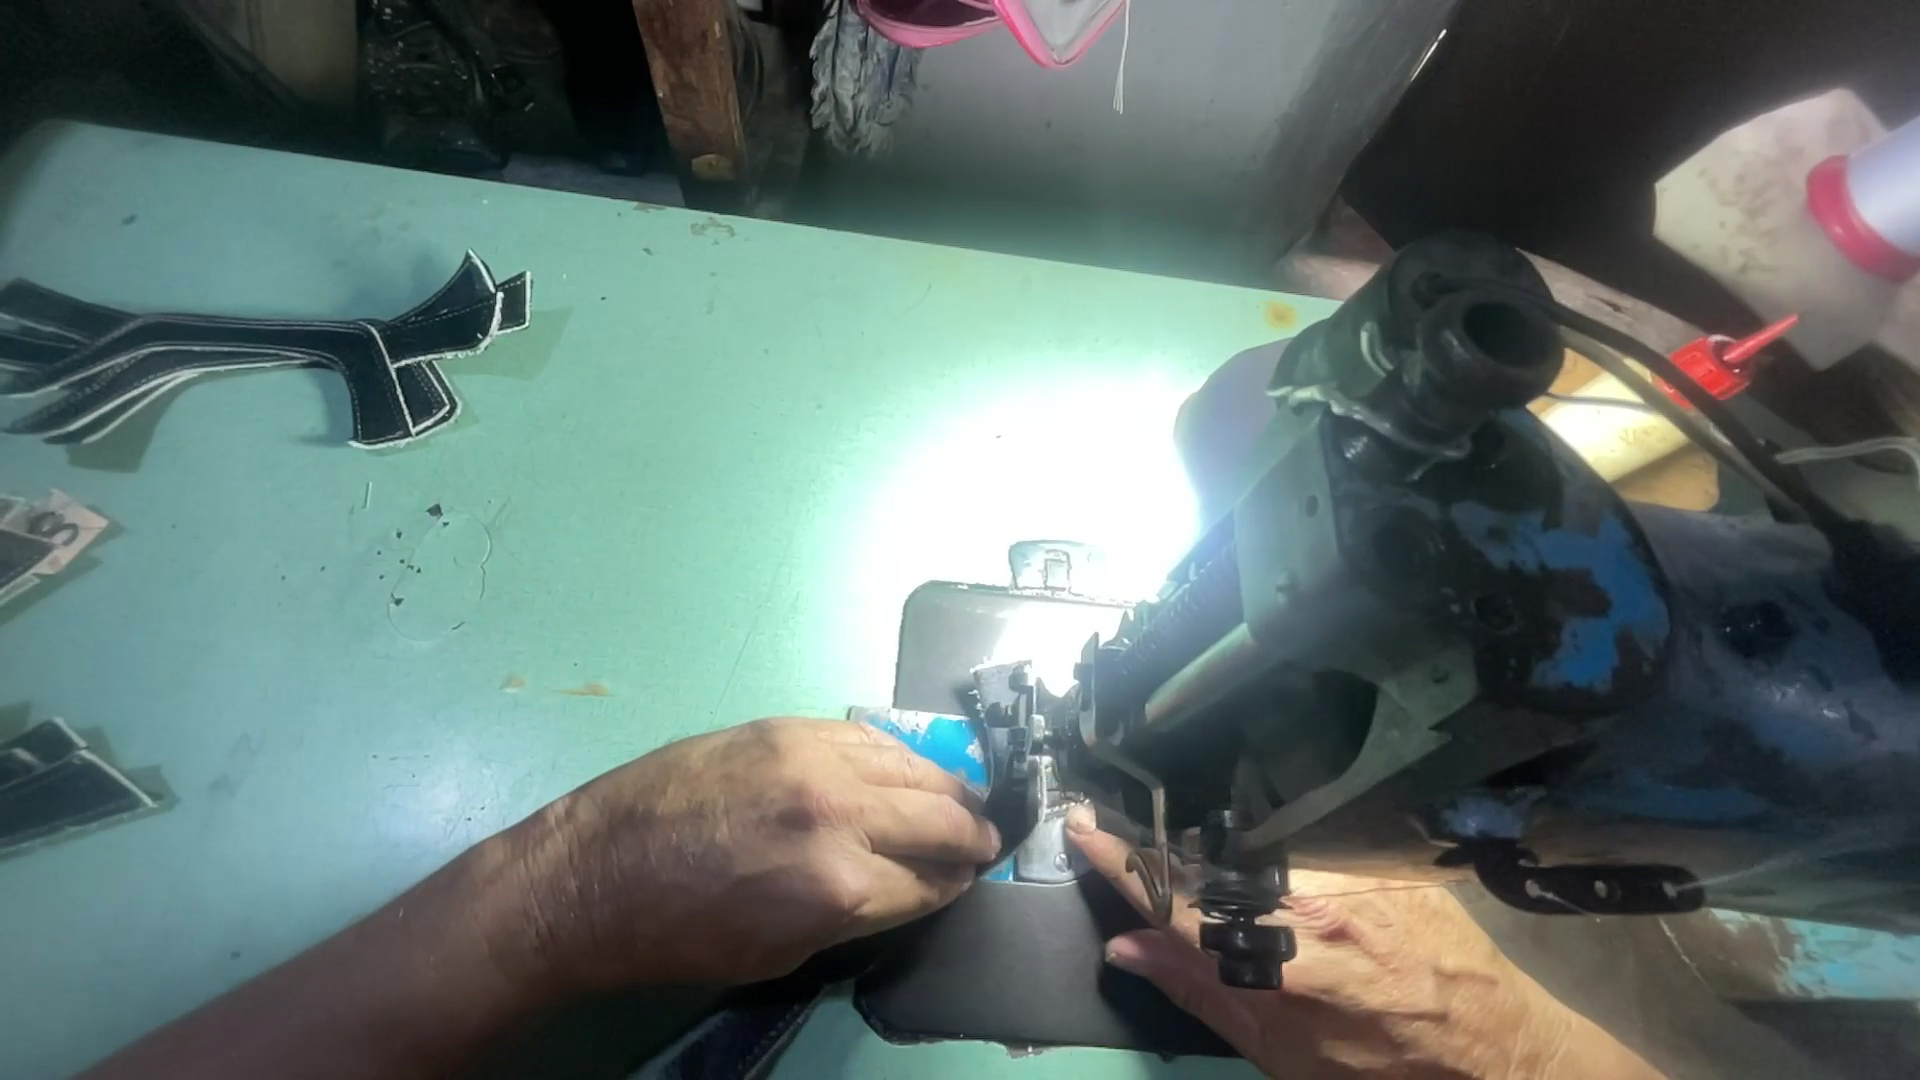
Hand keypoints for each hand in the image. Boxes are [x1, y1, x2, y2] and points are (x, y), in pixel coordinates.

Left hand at [488, 717, 1000, 992]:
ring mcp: (816, 759)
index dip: (955, 882)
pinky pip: (868, 735)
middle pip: (938, 816)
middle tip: (988, 838)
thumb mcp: (779, 953)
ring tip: (964, 796)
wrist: (594, 871)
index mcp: (839, 887)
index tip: (970, 876)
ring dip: (948, 784)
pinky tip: (910, 763)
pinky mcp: (789, 726)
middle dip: (972, 833)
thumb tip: (907, 885)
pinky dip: (899, 753)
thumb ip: (857, 914)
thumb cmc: (680, 933)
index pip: (929, 881)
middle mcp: (841, 814)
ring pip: (913, 764)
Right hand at [1066, 807, 1661, 1078]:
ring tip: (1195, 854)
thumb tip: (1124, 947)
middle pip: (1211, 853)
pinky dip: (1260, 841)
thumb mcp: (1283, 1058)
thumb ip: (1197, 994)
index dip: (1126, 864)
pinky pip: (1296, 830)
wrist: (1503, 1053)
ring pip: (1250, 837)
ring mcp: (1355, 867)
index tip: (1083, 827)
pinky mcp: (1379, 849)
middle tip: (1127, 838)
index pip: (1184, 900)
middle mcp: (1320, 903)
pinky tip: (1259, 856)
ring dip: (1208, 843)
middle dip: (1159, 843)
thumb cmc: (1383, 1072)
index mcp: (1289, 966)